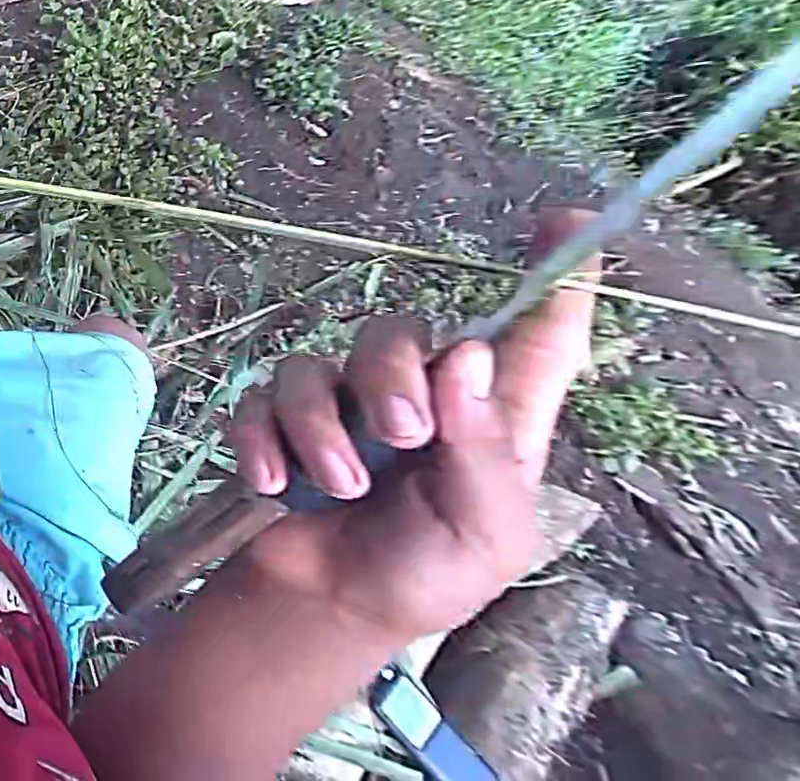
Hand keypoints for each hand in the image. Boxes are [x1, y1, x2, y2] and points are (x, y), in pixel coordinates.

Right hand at [228, 208, 598, 641]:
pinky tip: (273, 481)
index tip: (566, 224)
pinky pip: (253, 406)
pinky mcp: (271, 424)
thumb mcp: (484, 530)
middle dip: (387, 375)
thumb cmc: (424, 572)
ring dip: (319, 428)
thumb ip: (480, 448)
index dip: (551, 284)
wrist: (328, 597)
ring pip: (308, 370)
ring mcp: (330, 410)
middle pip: (392, 335)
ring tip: (333, 483)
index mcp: (481, 421)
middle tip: (397, 434)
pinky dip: (261, 443)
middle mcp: (404, 399)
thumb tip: (464, 354)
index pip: (527, 342)